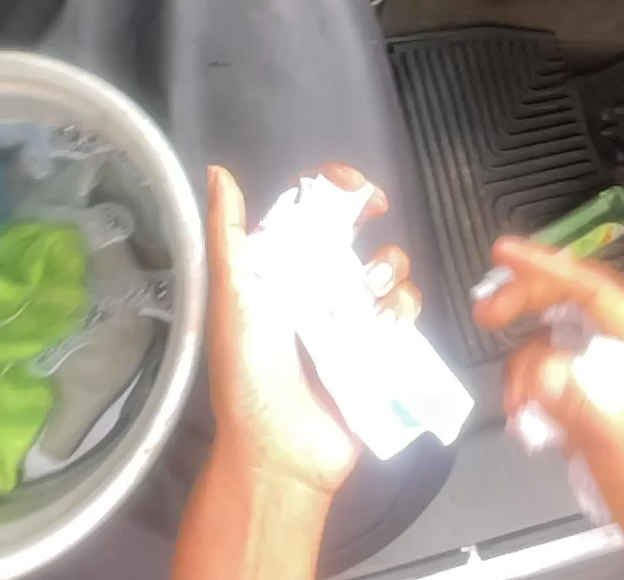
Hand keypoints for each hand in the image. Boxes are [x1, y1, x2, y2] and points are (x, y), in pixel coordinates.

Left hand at [203, 164, 421, 495]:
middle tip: (377, 211)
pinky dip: (403, 308)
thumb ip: (227, 232)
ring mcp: (351, 313)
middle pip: (356, 228)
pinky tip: (386, 322)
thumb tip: (218, 173)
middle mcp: (317, 282)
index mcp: (281, 265)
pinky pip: (405, 310)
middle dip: (372, 213)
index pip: (310, 210)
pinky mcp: (379, 344)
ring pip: (387, 265)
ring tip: (368, 293)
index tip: (352, 184)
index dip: (334, 187)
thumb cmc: (246, 370)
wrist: (278, 449)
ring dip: (388, 266)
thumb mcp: (231, 293)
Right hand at [474, 236, 623, 579]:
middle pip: (575, 306)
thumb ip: (577, 401)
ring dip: (529, 365)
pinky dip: (541, 388)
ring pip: (563, 342)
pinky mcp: (615, 398)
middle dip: (526, 309)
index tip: (503, 252)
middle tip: (485, 316)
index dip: (546, 266)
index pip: (597, 289)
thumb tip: (535, 366)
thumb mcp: (623, 452)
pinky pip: (566, 374)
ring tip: (517, 405)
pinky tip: (532, 417)